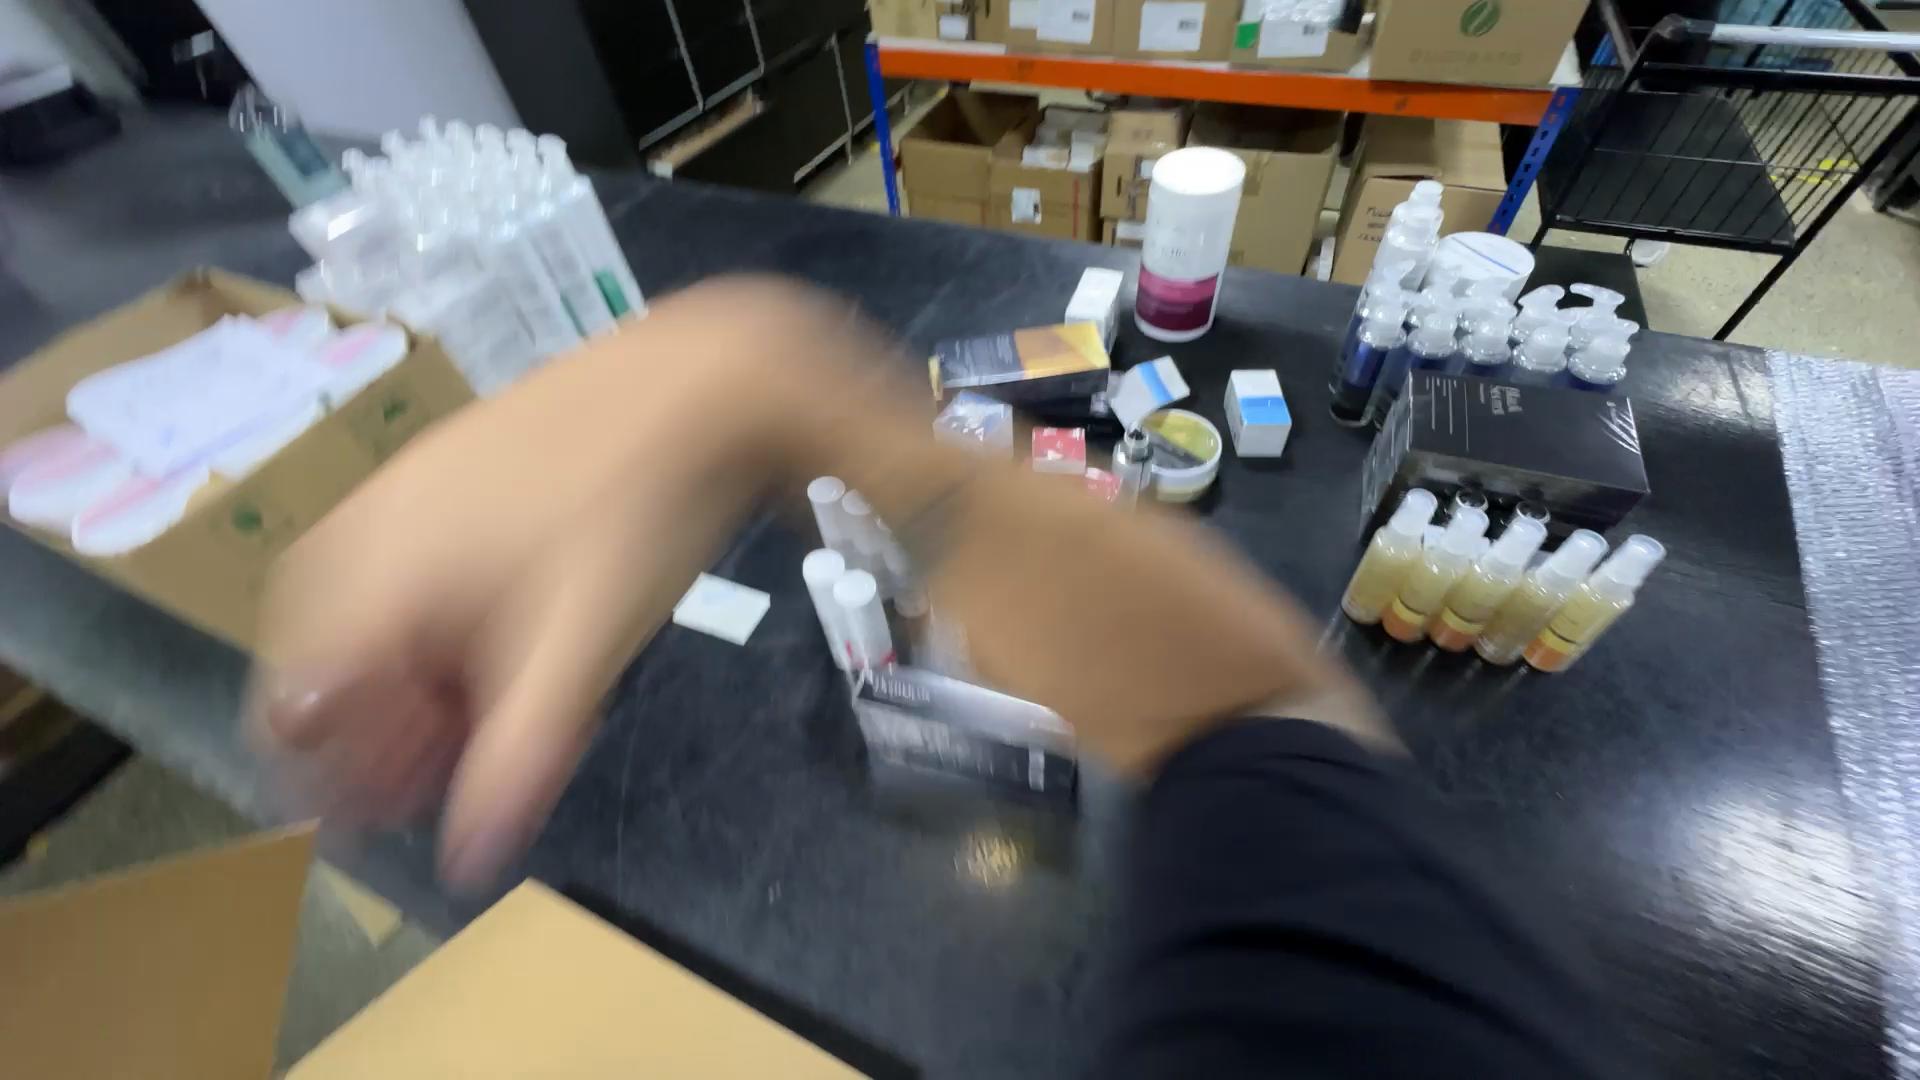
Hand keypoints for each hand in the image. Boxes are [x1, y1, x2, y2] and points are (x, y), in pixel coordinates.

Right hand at [249, 278, 866, 887]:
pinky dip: (464, 617)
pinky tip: (524, 627)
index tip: (404, 812)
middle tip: (464, 765)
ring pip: (393, 612)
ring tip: (502, 707)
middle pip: (342, 663)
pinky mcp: (470, 466)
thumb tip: (467, 862)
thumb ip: (523, 746)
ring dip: (432, 676)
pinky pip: (435, 563)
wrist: (696, 382)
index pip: (298, 714)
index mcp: (365, 578)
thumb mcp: (584, 640)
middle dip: (393, 729)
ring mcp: (417, 486)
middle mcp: (366, 528)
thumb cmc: (636, 513)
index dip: (343, 777)